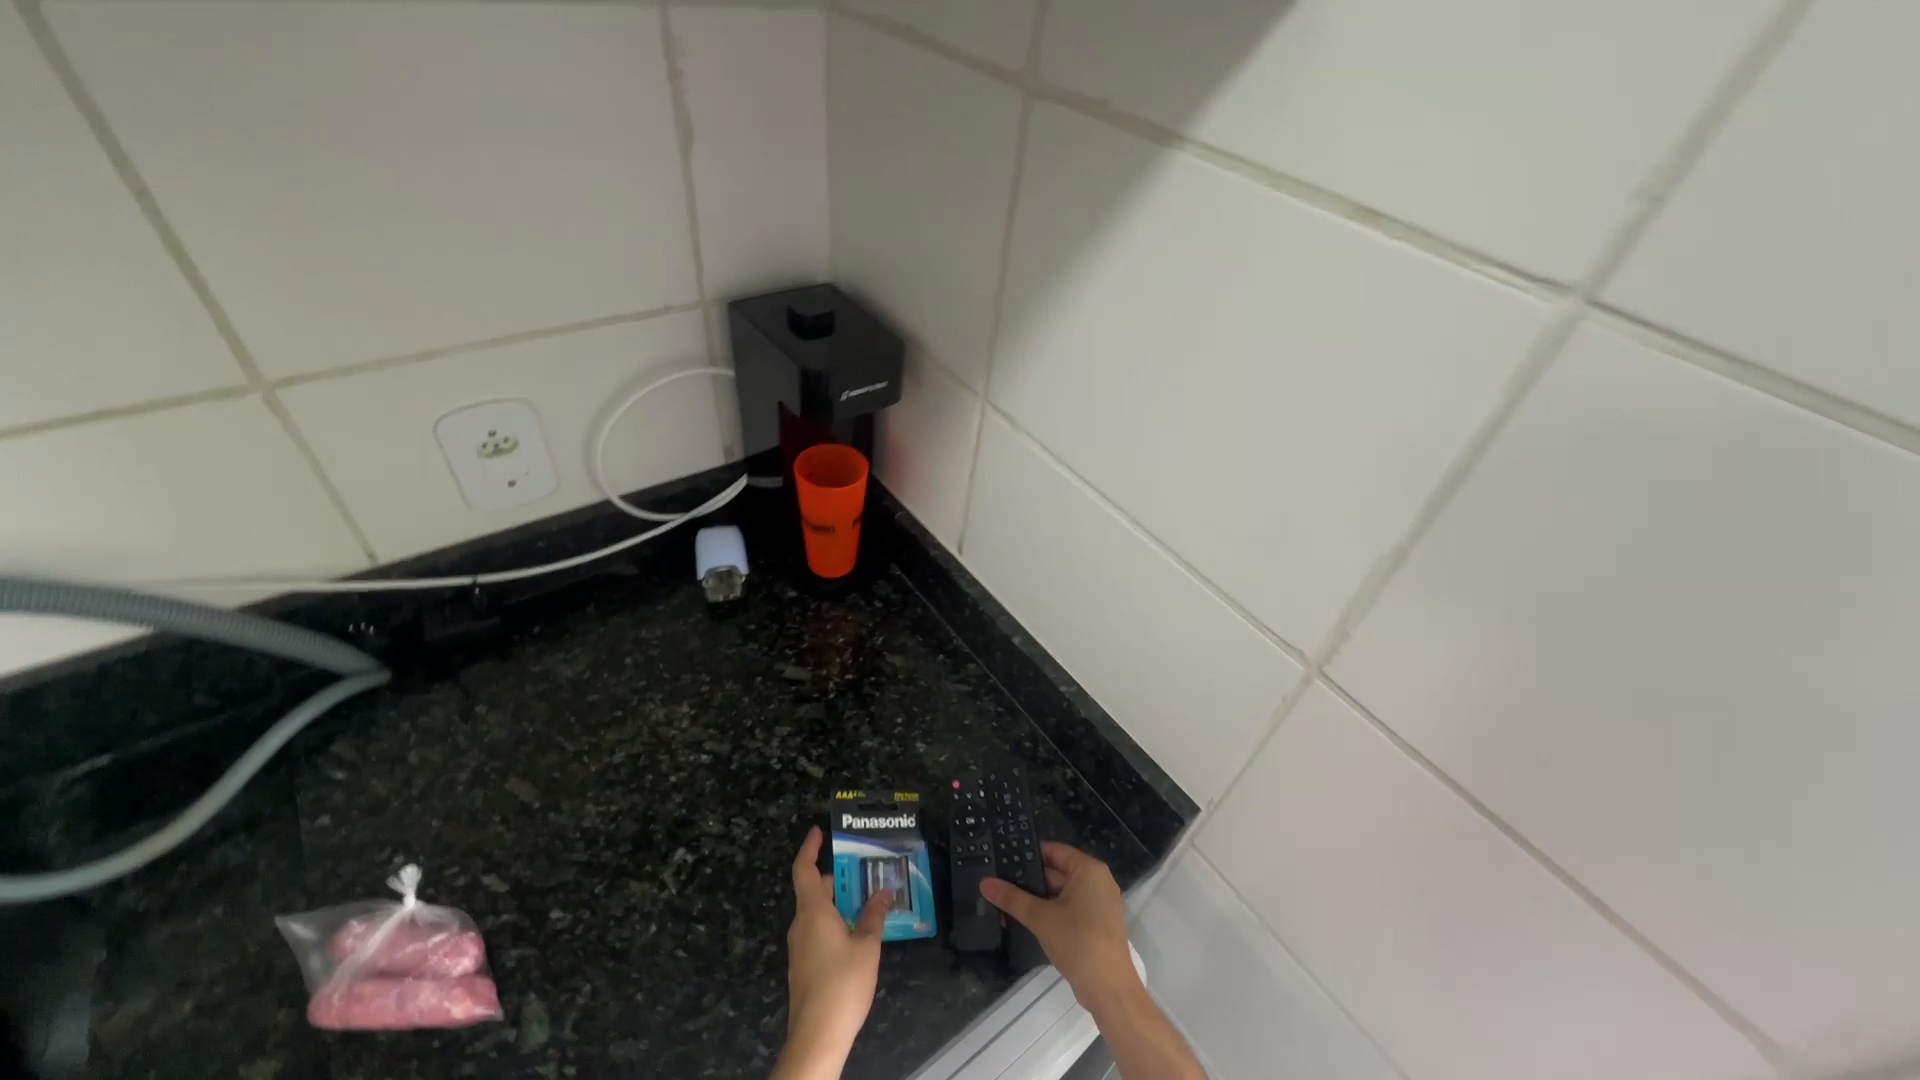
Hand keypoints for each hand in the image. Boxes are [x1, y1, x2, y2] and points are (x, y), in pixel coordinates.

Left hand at [773, 826, 889, 1079]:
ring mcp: (800, 946)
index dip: (810, 848)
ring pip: (818, 912)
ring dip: (839, 901)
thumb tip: (884, 891)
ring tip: (867, 897)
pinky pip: (819, 931)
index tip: (818, 832)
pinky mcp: (805, 965)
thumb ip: (874, 915)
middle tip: (862, 867)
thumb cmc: (842, 983)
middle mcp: (801, 924)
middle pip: (814, 890)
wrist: (817, 1033)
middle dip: (837, 877)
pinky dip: (836, 921)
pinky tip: (858, 931)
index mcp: (813, 911)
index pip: (805, 870)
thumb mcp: (867, 946)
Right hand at [979, 843, 1138, 1010]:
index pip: (1053, 851)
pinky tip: (1024, 919)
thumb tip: (985, 883)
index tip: (1002, 859)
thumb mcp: (1040, 918)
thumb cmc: (1078, 942)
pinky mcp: (1095, 924)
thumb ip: (1012, 898)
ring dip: (1036, 898)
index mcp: (1089, 870)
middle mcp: (1097, 882)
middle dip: (1029, 880)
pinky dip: (1049, 912)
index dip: (1027, 854)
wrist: (1109, 989)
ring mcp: (1098, 904)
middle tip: (998, 882)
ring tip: (1005, 900)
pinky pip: (1068, 909)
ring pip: (1060, 893)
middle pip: (1056, 872)